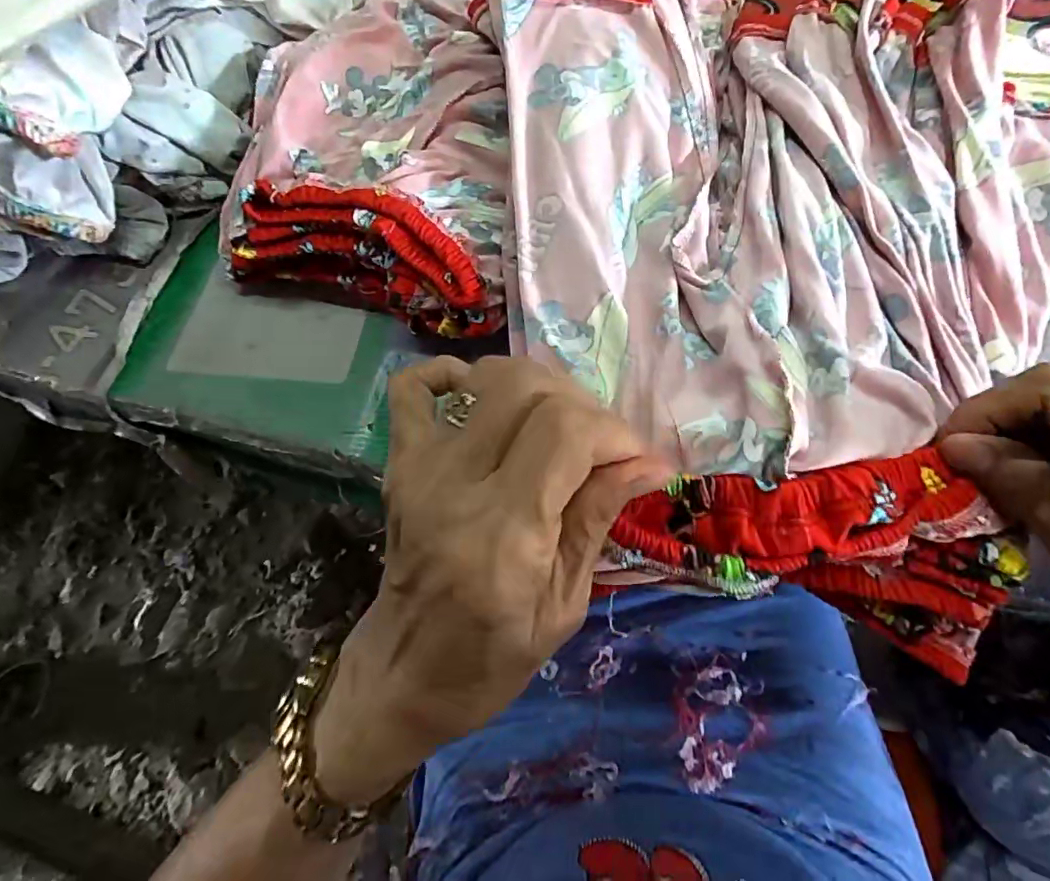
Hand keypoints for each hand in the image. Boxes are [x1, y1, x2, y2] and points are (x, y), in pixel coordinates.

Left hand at [311, 356, 669, 801]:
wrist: (404, 674)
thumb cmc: (491, 659)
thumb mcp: (564, 605)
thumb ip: (597, 519)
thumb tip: (649, 462)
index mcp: (505, 533)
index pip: (567, 431)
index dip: (615, 433)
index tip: (638, 460)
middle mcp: (458, 485)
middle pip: (530, 391)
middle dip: (584, 407)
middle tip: (601, 446)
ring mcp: (421, 467)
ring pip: (487, 379)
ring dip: (539, 388)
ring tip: (560, 426)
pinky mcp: (399, 463)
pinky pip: (411, 389)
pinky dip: (448, 375)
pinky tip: (480, 394)